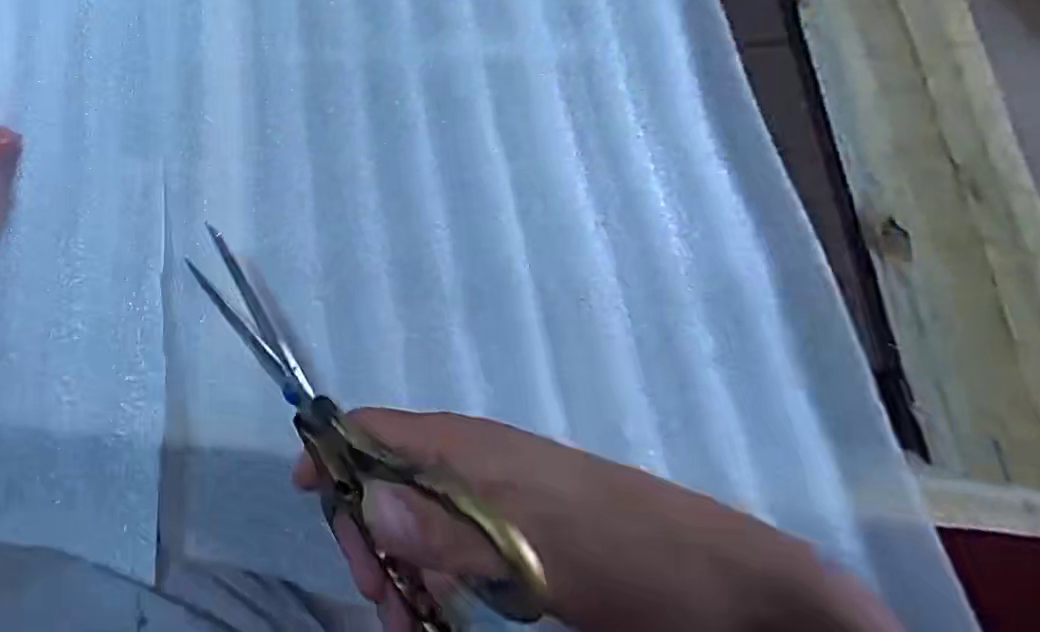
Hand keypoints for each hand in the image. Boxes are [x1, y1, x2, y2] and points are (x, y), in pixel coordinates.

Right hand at [294, 409, 900, 631]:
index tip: (309, 498)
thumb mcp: (531, 546)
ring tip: (406, 625)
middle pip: (382, 480)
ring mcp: (487, 503)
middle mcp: (464, 464)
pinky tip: (435, 619)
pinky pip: (447, 552)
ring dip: (396, 568)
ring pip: (412, 523)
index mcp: (460, 445)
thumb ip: (445, 528)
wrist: (730, 587)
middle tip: (377, 596)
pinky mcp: (512, 542)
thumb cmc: (620, 550)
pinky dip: (430, 584)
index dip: (332, 452)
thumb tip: (364, 503)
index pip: (370, 427)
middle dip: (365, 533)